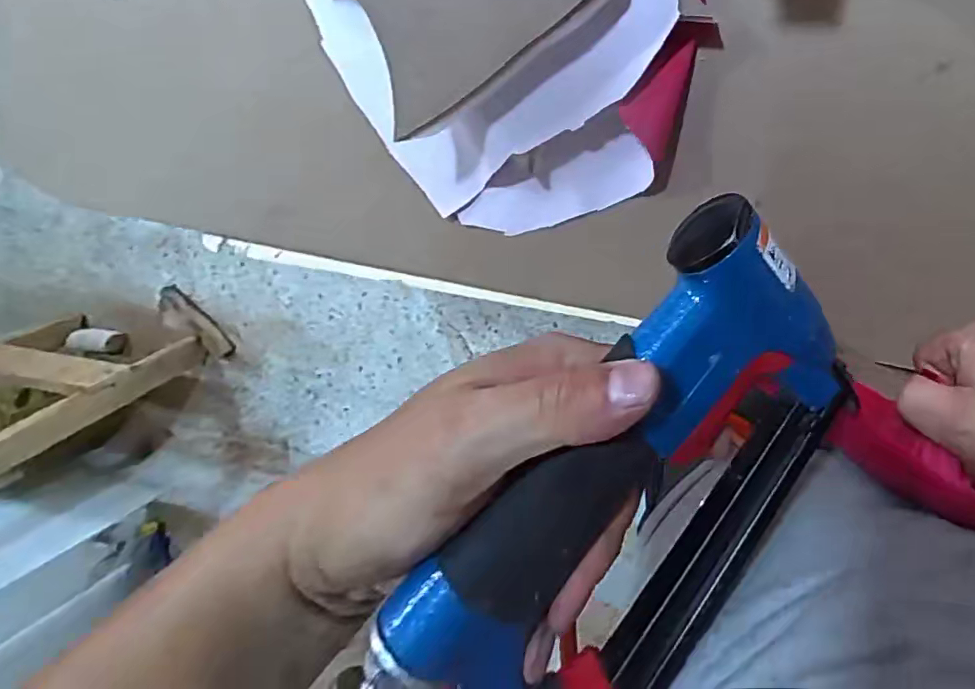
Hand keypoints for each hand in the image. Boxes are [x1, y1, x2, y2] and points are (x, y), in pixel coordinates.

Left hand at [259, 333, 658, 680]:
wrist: (320, 560)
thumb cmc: (391, 484)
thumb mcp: (473, 438)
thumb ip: (556, 407)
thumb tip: (651, 381)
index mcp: (550, 364)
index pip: (633, 380)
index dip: (654, 426)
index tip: (642, 494)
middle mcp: (555, 398)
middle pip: (622, 448)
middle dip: (606, 519)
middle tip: (576, 582)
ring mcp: (543, 449)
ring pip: (603, 494)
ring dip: (588, 554)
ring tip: (553, 610)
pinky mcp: (530, 495)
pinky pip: (576, 523)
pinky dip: (571, 564)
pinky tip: (549, 603)